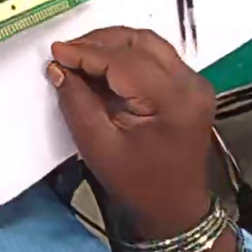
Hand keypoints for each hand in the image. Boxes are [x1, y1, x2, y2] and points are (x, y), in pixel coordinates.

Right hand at [49, 28, 232, 251]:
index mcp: (173, 101)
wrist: (173, 209)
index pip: (124, 60)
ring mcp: (194, 84)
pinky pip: (155, 57)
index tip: (57, 52)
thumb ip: (77, 103)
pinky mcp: (188, 88)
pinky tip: (101, 67)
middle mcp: (191, 86)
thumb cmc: (140, 185)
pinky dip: (125, 55)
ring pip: (148, 44)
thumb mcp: (99, 146)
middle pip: (140, 42)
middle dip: (98, 42)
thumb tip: (60, 70)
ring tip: (80, 56)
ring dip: (112, 44)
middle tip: (67, 52)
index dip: (86, 53)